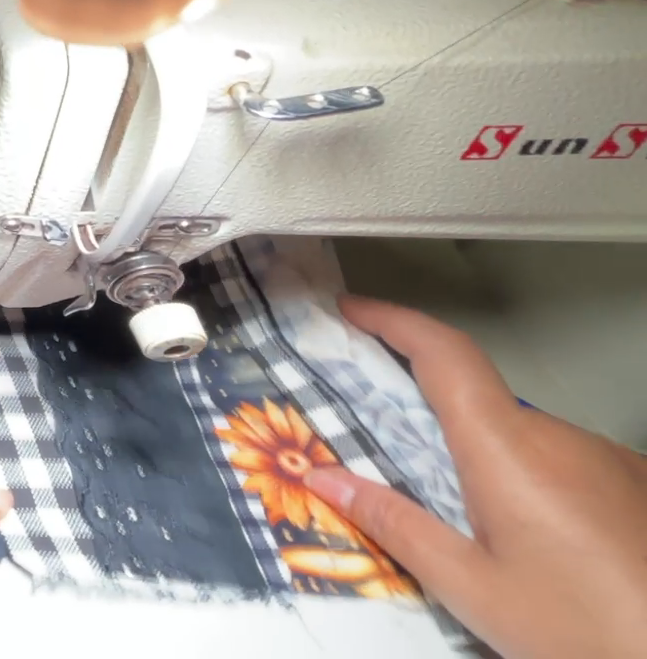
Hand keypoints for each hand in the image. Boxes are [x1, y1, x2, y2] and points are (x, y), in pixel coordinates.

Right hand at [303, 295, 646, 658]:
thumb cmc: (590, 630)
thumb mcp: (474, 589)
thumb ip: (394, 524)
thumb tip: (322, 478)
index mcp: (509, 447)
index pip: (444, 354)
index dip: (392, 321)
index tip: (348, 311)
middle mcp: (563, 439)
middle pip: (477, 402)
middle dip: (423, 412)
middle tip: (375, 440)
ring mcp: (616, 465)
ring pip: (521, 438)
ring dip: (478, 454)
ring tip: (457, 513)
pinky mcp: (645, 494)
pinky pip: (565, 466)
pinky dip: (526, 480)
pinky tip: (530, 539)